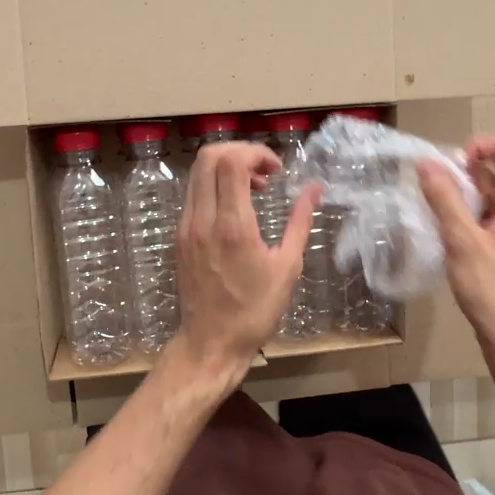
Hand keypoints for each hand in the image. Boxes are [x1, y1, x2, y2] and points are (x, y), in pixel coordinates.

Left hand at [170, 143, 320, 383]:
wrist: (211, 343)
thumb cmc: (255, 310)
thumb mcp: (287, 267)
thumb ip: (300, 222)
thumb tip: (314, 188)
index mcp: (233, 226)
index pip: (232, 162)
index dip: (256, 153)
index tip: (277, 170)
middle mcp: (203, 220)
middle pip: (209, 157)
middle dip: (239, 152)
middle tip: (264, 171)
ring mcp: (186, 227)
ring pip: (197, 173)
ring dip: (226, 168)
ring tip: (254, 188)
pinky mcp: (179, 236)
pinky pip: (194, 194)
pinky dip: (214, 187)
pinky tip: (236, 207)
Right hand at [418, 134, 494, 368]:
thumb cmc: (492, 290)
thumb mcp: (462, 242)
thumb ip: (444, 199)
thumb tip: (427, 162)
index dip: (479, 145)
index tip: (450, 165)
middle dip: (461, 172)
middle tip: (432, 191)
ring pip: (487, 193)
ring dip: (460, 195)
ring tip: (433, 212)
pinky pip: (486, 215)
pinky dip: (465, 215)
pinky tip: (444, 233)